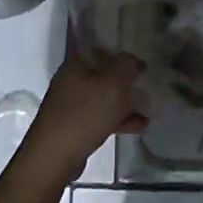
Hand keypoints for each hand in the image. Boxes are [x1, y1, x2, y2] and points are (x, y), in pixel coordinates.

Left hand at [17, 38, 146, 182]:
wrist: (55, 155)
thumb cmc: (84, 114)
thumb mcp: (112, 86)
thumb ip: (125, 67)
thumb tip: (132, 60)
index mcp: (75, 64)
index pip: (98, 47)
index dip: (119, 51)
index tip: (139, 60)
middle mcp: (71, 80)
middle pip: (102, 72)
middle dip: (124, 78)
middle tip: (146, 82)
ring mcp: (72, 104)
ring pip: (103, 96)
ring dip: (124, 100)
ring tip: (148, 105)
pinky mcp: (76, 125)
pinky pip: (101, 116)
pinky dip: (119, 118)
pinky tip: (140, 126)